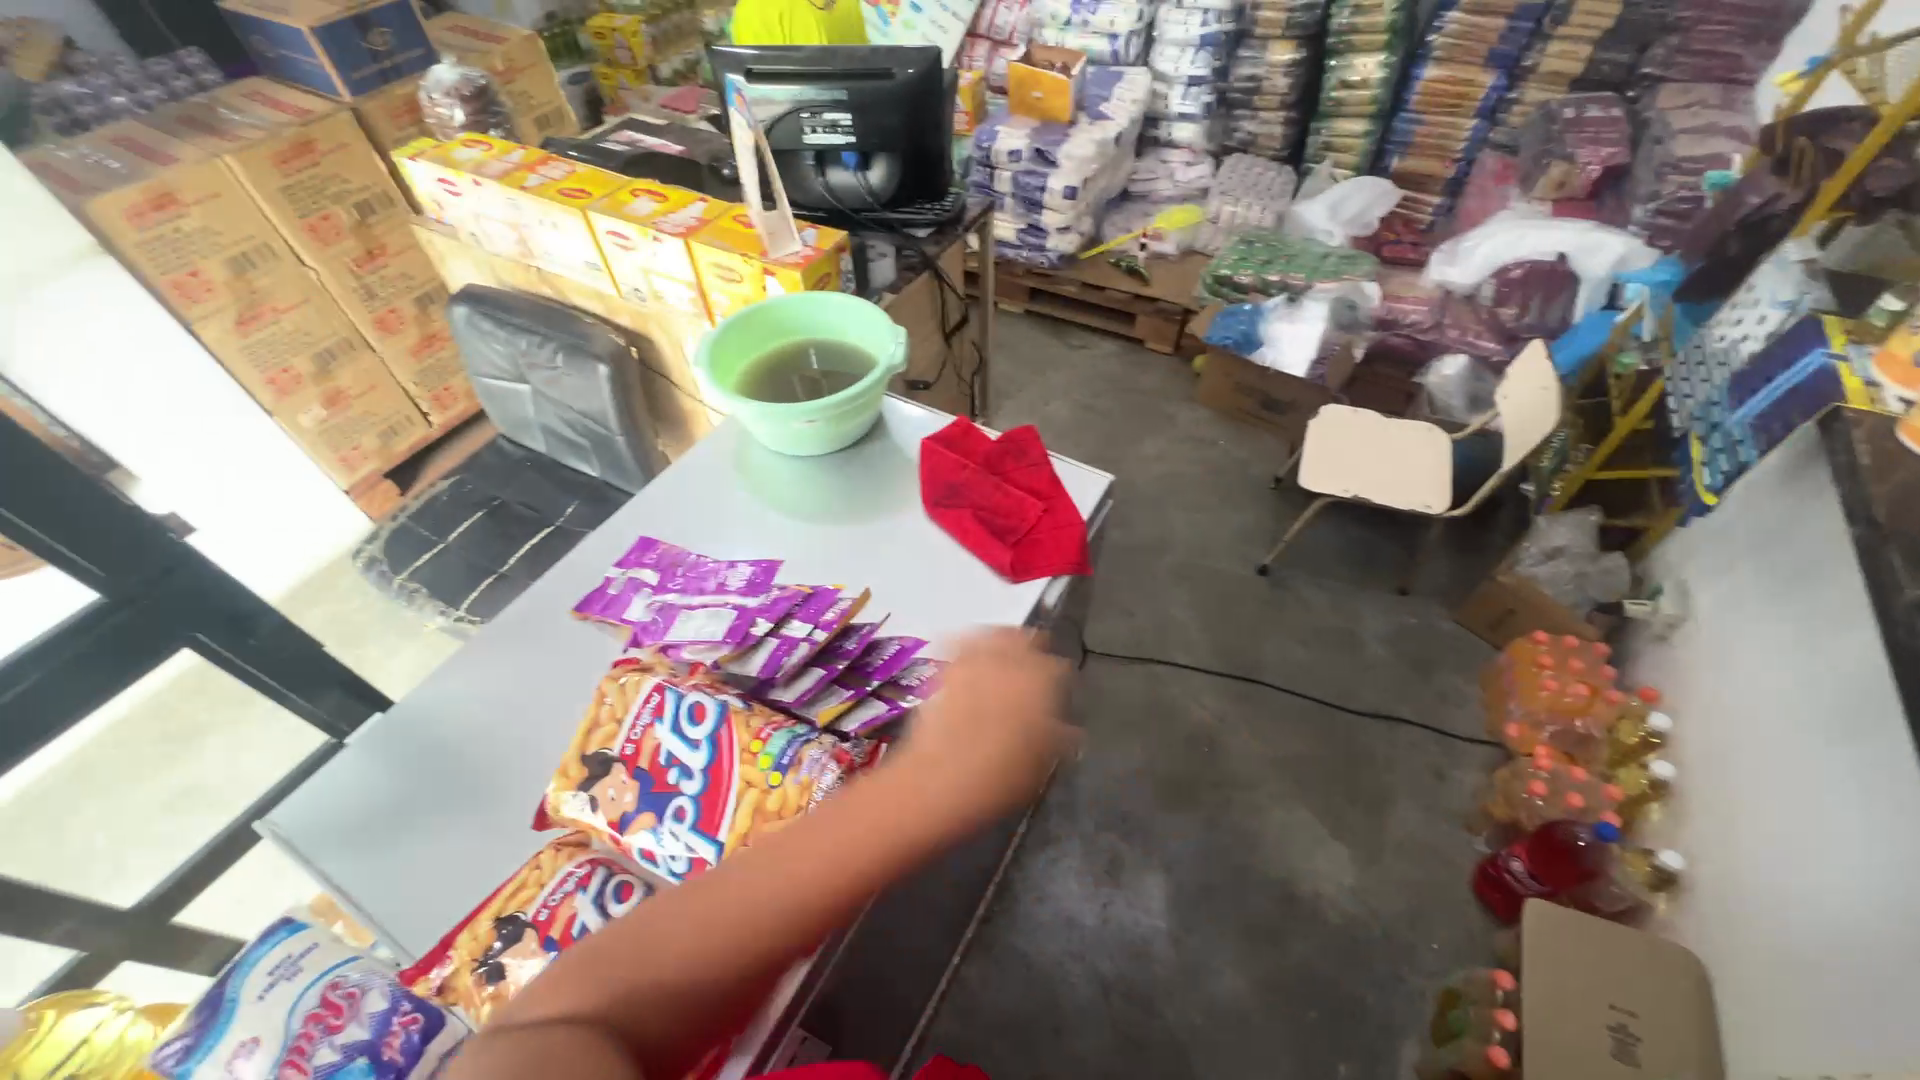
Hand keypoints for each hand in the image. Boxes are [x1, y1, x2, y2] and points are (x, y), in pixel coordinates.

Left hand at [888, 627, 1075, 828]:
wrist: (941, 780)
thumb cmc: (1001, 778)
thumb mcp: (1043, 762)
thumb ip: (1059, 736)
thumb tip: (1068, 729)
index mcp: (1044, 682)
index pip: (1059, 667)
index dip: (1058, 681)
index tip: (1056, 693)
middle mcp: (1012, 661)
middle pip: (1027, 641)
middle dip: (1033, 652)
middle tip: (1033, 668)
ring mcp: (976, 661)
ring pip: (995, 636)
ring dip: (1003, 641)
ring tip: (1004, 653)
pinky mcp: (947, 668)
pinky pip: (959, 642)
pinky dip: (968, 643)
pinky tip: (969, 654)